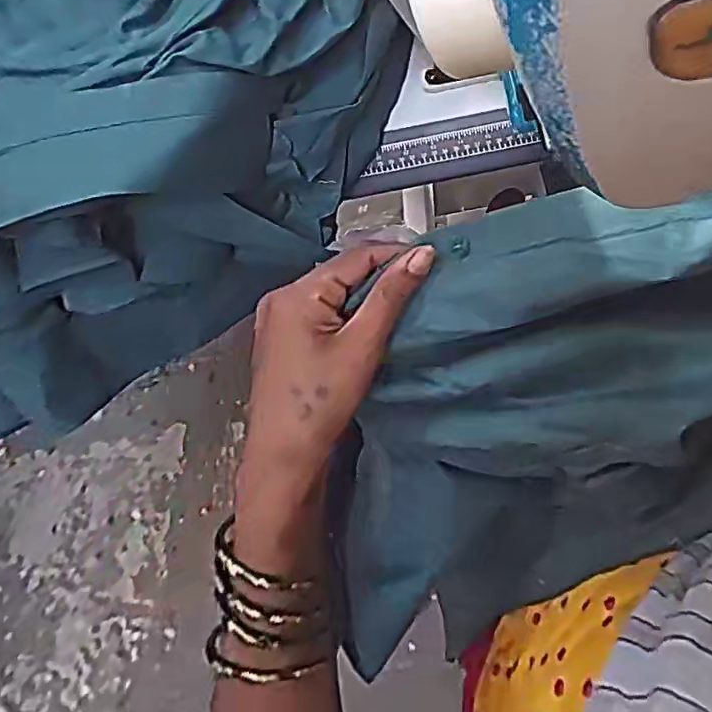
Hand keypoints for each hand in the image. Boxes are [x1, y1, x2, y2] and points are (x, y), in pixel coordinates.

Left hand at [240, 244, 434, 492]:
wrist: (284, 457)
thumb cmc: (320, 403)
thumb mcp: (363, 343)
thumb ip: (392, 294)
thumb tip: (421, 255)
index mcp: (296, 293)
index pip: (357, 256)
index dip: (397, 254)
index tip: (430, 259)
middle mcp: (282, 297)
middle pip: (345, 270)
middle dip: (384, 273)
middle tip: (422, 280)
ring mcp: (280, 317)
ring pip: (338, 288)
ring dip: (370, 292)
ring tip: (405, 299)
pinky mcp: (286, 335)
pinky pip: (326, 307)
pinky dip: (353, 309)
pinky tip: (375, 321)